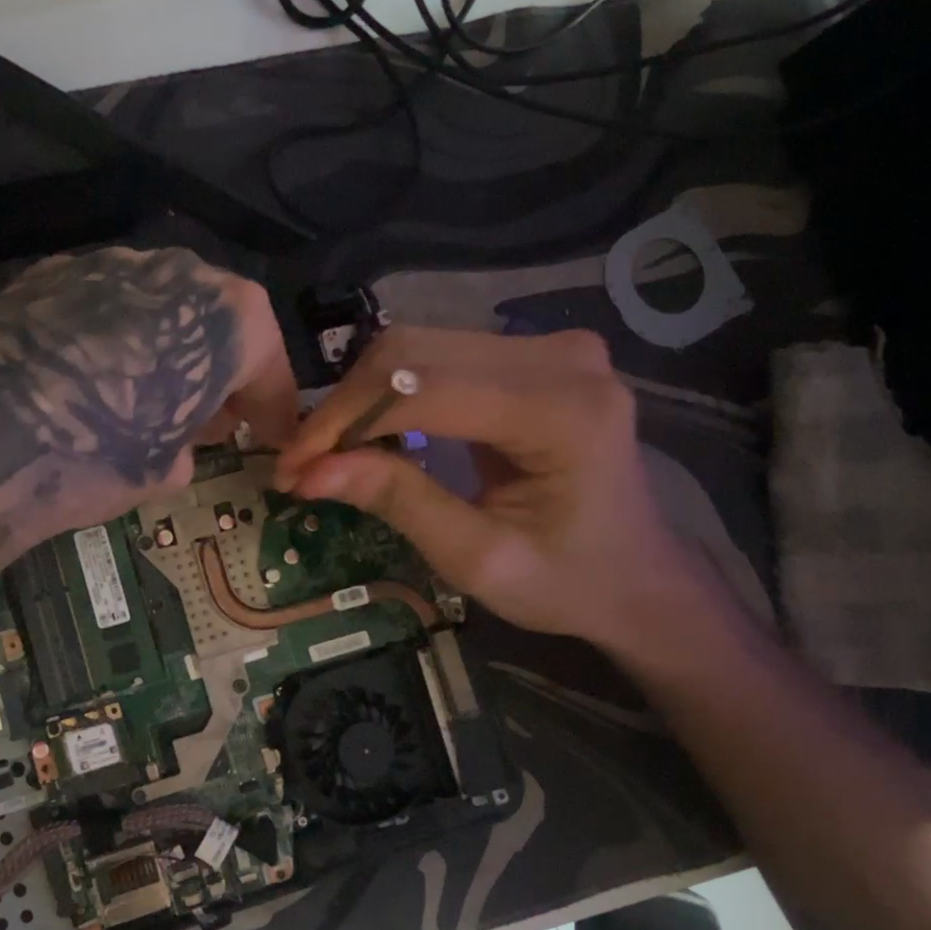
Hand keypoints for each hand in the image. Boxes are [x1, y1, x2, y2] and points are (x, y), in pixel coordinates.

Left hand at [0, 247, 298, 512]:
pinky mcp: (46, 272)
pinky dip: (110, 336)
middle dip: (216, 368)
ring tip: (145, 395)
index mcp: (224, 315)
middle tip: (207, 416)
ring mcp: (105, 261)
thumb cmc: (95, 458)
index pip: (267, 356)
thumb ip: (186, 447)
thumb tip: (179, 445)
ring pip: (155, 304)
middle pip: (212, 317)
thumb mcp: (160, 472)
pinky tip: (89, 377)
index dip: (270, 402)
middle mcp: (173, 269)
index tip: (268, 433)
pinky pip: (100, 304)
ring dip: (162, 346)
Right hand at [274, 325, 702, 651]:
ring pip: (416, 347)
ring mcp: (550, 348)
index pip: (423, 389)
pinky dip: (387, 394)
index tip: (290, 468)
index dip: (344, 422)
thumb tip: (309, 472)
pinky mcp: (532, 355)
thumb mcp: (478, 559)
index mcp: (563, 411)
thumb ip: (400, 503)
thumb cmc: (568, 582)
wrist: (640, 578)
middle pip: (414, 353)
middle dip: (343, 408)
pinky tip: (366, 435)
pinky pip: (437, 356)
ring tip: (325, 454)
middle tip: (300, 466)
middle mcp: (562, 358)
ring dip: (358, 398)